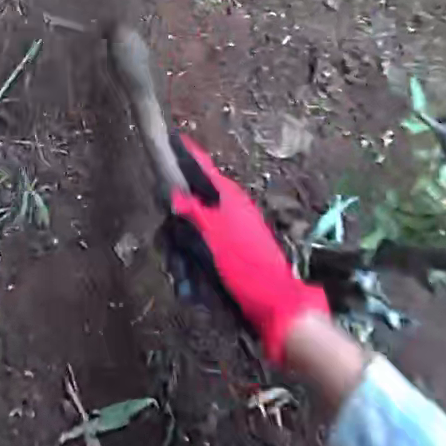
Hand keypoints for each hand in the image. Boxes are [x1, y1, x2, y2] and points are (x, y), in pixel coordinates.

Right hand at [166, 136, 328, 364]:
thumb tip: (173, 191)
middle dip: (177, 229)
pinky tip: (193, 288)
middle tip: (171, 250)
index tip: (171, 142)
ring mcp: (230, 230)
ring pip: (194, 232)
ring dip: (185, 256)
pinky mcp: (230, 252)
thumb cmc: (247, 266)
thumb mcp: (215, 238)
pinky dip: (196, 267)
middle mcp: (228, 208)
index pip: (201, 167)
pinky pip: (203, 252)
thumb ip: (193, 213)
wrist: (275, 304)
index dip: (185, 155)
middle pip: (191, 205)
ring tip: (186, 282)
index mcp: (227, 197)